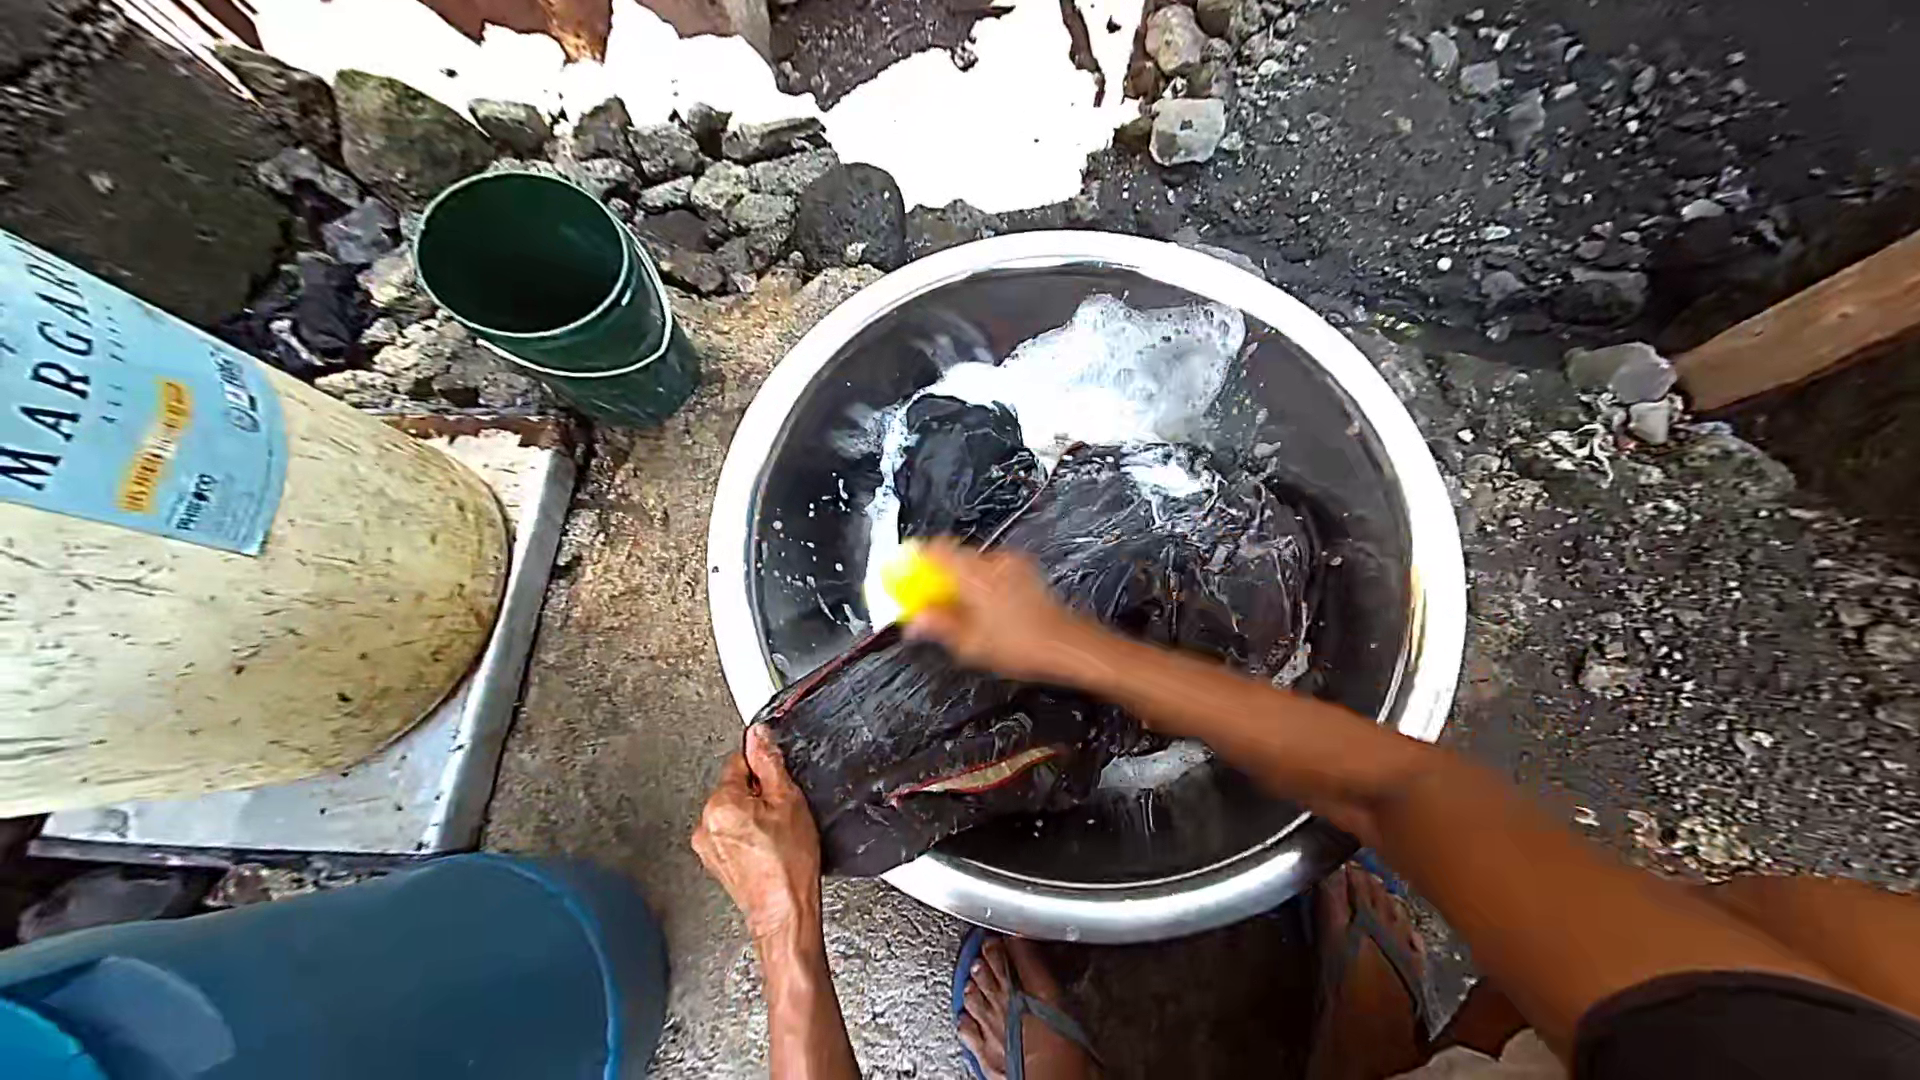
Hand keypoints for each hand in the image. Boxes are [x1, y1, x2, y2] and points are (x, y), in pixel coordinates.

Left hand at [692, 725, 821, 945]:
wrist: (784, 912)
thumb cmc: (789, 863)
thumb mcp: (789, 800)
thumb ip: (769, 762)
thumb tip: (758, 735)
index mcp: (720, 804)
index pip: (740, 760)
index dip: (764, 767)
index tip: (779, 780)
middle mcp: (705, 823)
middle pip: (735, 786)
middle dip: (759, 791)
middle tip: (782, 810)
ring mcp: (707, 846)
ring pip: (733, 809)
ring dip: (753, 812)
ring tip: (777, 832)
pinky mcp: (714, 861)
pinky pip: (731, 831)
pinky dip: (748, 832)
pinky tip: (768, 846)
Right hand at [904, 539, 1104, 682]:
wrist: (1068, 644)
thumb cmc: (1021, 644)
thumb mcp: (970, 644)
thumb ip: (938, 627)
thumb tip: (913, 623)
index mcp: (974, 574)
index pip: (937, 548)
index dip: (918, 558)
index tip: (908, 574)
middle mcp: (993, 561)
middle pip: (955, 556)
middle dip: (939, 576)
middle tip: (932, 601)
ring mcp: (1012, 563)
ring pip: (975, 564)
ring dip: (962, 580)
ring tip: (962, 611)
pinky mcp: (1026, 571)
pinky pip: (993, 569)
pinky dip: (982, 582)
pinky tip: (986, 609)